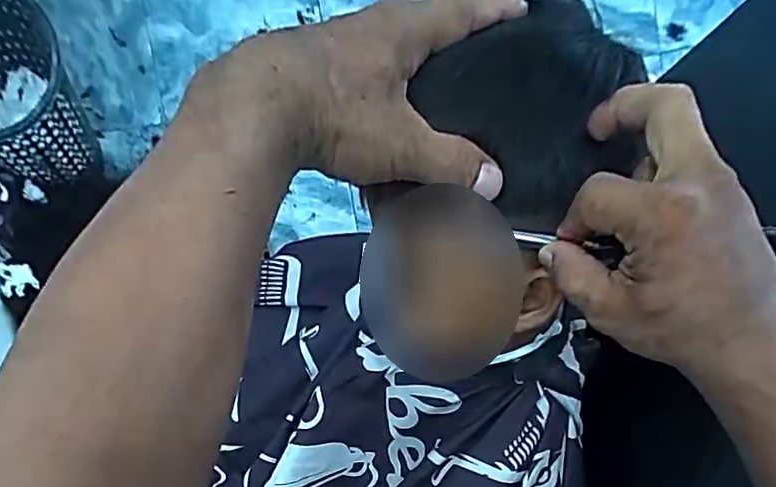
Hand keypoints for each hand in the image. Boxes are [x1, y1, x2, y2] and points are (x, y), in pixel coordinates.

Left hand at [186, 0, 520, 195]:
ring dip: (409, 78)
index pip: (458, 12)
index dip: (492, 11)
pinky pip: (360, 86)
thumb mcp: (401, 143)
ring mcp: (337, 50)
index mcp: (399, 30)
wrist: (256, 110)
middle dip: (448, 43)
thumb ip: (448, 161)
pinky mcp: (312, 76)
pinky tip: (378, 129)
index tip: (519, 7)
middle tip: (474, 63)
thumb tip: (493, 181)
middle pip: (421, 28)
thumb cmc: (336, 113)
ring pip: (387, 59)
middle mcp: (369, 29)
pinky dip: (378, 105)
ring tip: (428, 106)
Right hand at [538, 85, 775, 379]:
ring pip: (681, 127)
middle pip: (664, 104)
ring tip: (624, 188)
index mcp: (662, 213)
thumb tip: (553, 251)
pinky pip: (693, 156)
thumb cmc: (682, 329)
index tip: (574, 246)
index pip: (598, 192)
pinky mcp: (731, 191)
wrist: (747, 337)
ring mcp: (721, 180)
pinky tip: (648, 209)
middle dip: (625, 106)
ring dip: (645, 145)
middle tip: (598, 128)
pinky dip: (665, 167)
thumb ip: (574, 276)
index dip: (575, 219)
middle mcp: (697, 180)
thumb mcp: (612, 313)